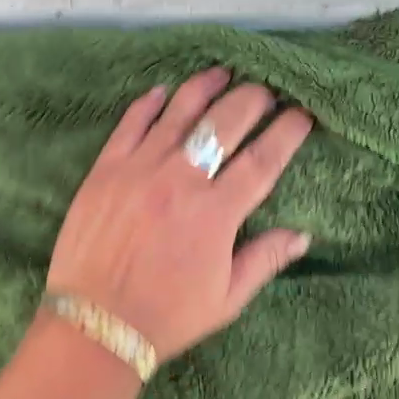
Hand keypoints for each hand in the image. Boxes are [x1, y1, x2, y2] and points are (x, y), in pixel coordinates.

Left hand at [46, 67, 314, 360]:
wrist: (94, 325)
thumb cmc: (167, 316)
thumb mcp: (227, 298)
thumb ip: (266, 259)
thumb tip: (304, 234)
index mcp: (217, 213)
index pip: (264, 159)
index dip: (288, 131)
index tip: (303, 113)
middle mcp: (182, 180)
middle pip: (226, 122)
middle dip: (254, 98)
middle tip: (267, 89)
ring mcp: (140, 168)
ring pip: (180, 111)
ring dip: (205, 87)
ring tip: (222, 73)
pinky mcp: (106, 169)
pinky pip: (131, 123)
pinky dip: (149, 103)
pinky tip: (163, 91)